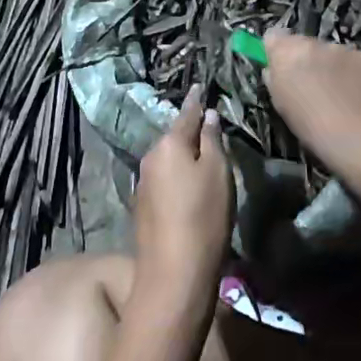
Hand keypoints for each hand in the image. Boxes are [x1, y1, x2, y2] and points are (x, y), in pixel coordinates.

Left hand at [133, 90, 232, 308]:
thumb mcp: (218, 173)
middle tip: (208, 126)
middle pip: (173, 137)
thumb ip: (211, 140)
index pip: (186, 113)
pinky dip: (176, 177)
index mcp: (169, 144)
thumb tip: (207, 115)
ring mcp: (143, 183)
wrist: (173, 272)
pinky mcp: (143, 207)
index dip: (196, 101)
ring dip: (182, 156)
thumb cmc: (203, 216)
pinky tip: (187, 187)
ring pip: (167, 160)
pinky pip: (163, 180)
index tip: (199, 87)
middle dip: (189, 131)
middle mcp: (150, 158)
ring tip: (201, 157)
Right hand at [263, 29, 360, 160]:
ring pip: (327, 51)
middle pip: (301, 42)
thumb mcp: (279, 102)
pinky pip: (349, 59)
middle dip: (303, 57)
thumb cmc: (308, 124)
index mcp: (284, 52)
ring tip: (334, 90)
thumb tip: (274, 69)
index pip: (273, 36)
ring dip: (326, 63)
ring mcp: (338, 48)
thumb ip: (274, 77)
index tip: (280, 66)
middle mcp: (311, 43)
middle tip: (309, 81)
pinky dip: (348, 71)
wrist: (355, 134)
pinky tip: (352, 92)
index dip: (276, 50)